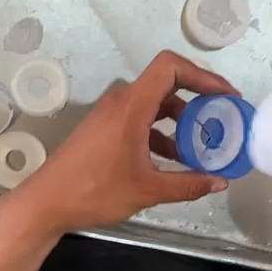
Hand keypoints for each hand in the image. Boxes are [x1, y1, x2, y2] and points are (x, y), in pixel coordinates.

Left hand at [0, 51, 238, 236]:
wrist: (46, 203)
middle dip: (198, 99)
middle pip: (166, 84)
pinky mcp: (104, 129)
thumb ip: (188, 184)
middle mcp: (121, 102)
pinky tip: (174, 160)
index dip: (203, 75)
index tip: (225, 96)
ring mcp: (110, 115)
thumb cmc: (95, 191)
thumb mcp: (147, 190)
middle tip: (221, 118)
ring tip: (202, 145)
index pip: (171, 67)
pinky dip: (161, 133)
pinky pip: (140, 120)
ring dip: (180, 121)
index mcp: (132, 106)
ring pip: (154, 105)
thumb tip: (219, 183)